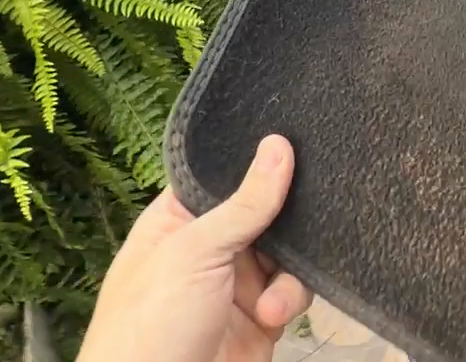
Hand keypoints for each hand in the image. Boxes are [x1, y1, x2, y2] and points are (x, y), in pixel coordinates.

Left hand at [77, 135, 312, 361]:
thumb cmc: (153, 328)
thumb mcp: (194, 255)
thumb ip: (244, 203)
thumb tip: (279, 142)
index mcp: (178, 222)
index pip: (222, 173)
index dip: (255, 158)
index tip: (295, 137)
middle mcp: (210, 246)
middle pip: (265, 208)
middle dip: (288, 213)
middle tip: (312, 205)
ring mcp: (237, 283)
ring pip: (288, 247)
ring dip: (290, 269)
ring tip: (274, 298)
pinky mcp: (262, 316)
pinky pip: (295, 287)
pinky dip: (293, 297)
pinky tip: (275, 316)